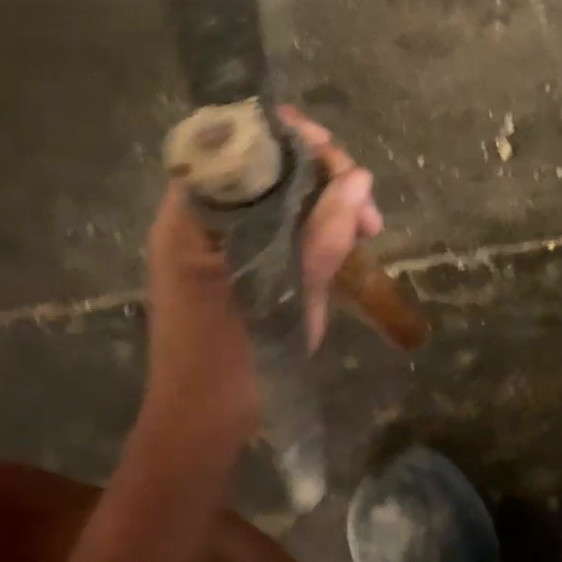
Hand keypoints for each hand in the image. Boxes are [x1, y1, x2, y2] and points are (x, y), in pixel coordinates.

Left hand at [141, 104, 383, 437]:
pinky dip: (326, 221)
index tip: (330, 148)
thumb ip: (320, 237)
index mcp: (192, 222)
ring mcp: (229, 240)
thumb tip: (359, 179)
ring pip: (288, 191)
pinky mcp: (251, 259)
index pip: (232, 148)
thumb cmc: (229, 364)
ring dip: (333, 196)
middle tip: (365, 200)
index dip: (282, 135)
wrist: (203, 426)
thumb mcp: (282, 297)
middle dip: (323, 170)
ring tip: (370, 227)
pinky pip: (292, 220)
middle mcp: (207, 221)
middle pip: (269, 164)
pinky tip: (355, 239)